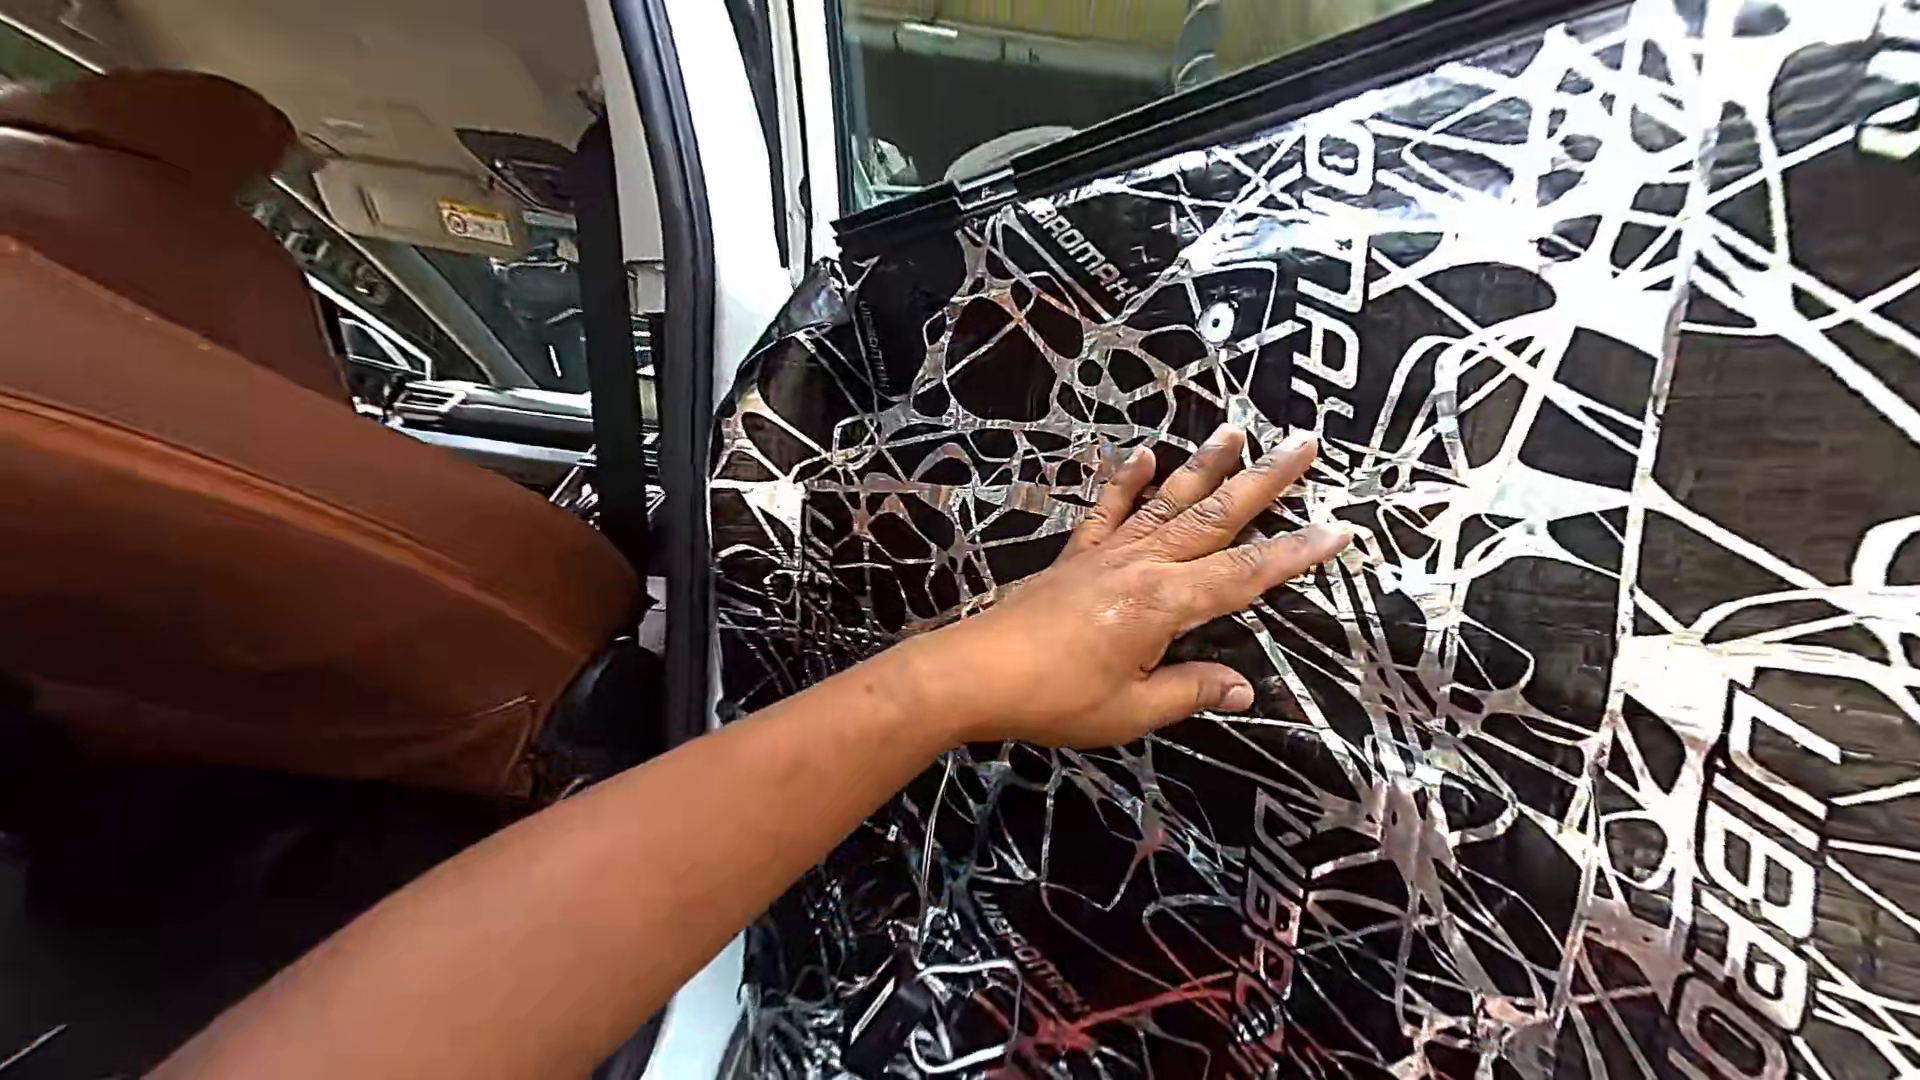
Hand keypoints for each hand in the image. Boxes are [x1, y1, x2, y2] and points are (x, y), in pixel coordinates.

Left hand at [892, 424, 1352, 748]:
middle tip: (1301, 444)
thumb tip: (1244, 688)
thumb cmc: (1055, 697)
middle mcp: (1141, 565)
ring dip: (1202, 466)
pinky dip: (1124, 482)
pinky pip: (1105, 511)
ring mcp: (1106, 554)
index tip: (1338, 527)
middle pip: (1212, 517)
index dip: (1294, 554)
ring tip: (1233, 430)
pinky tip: (1142, 455)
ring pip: (1165, 502)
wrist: (977, 671)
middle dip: (1262, 482)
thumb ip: (1189, 690)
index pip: (1244, 574)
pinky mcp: (1075, 556)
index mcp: (1164, 603)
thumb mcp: (1131, 709)